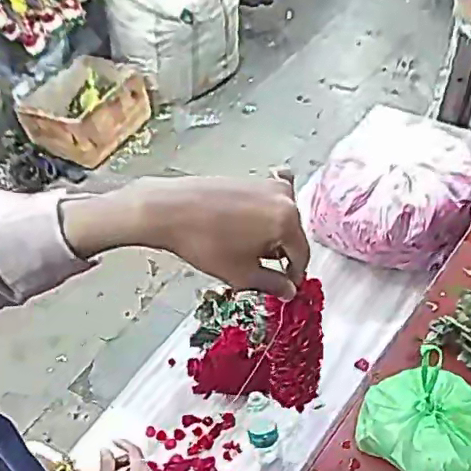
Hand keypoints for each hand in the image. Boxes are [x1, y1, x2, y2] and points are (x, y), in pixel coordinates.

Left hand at [62, 174, 308, 298]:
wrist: (167, 210)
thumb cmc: (205, 241)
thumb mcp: (243, 273)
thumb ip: (273, 284)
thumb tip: (287, 290)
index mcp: (288, 220)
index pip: (302, 255)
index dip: (294, 276)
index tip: (285, 287)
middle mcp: (283, 196)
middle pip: (293, 235)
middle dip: (281, 255)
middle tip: (262, 272)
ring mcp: (266, 184)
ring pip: (280, 220)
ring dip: (270, 239)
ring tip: (246, 254)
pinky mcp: (249, 179)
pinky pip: (266, 206)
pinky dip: (260, 222)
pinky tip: (240, 233)